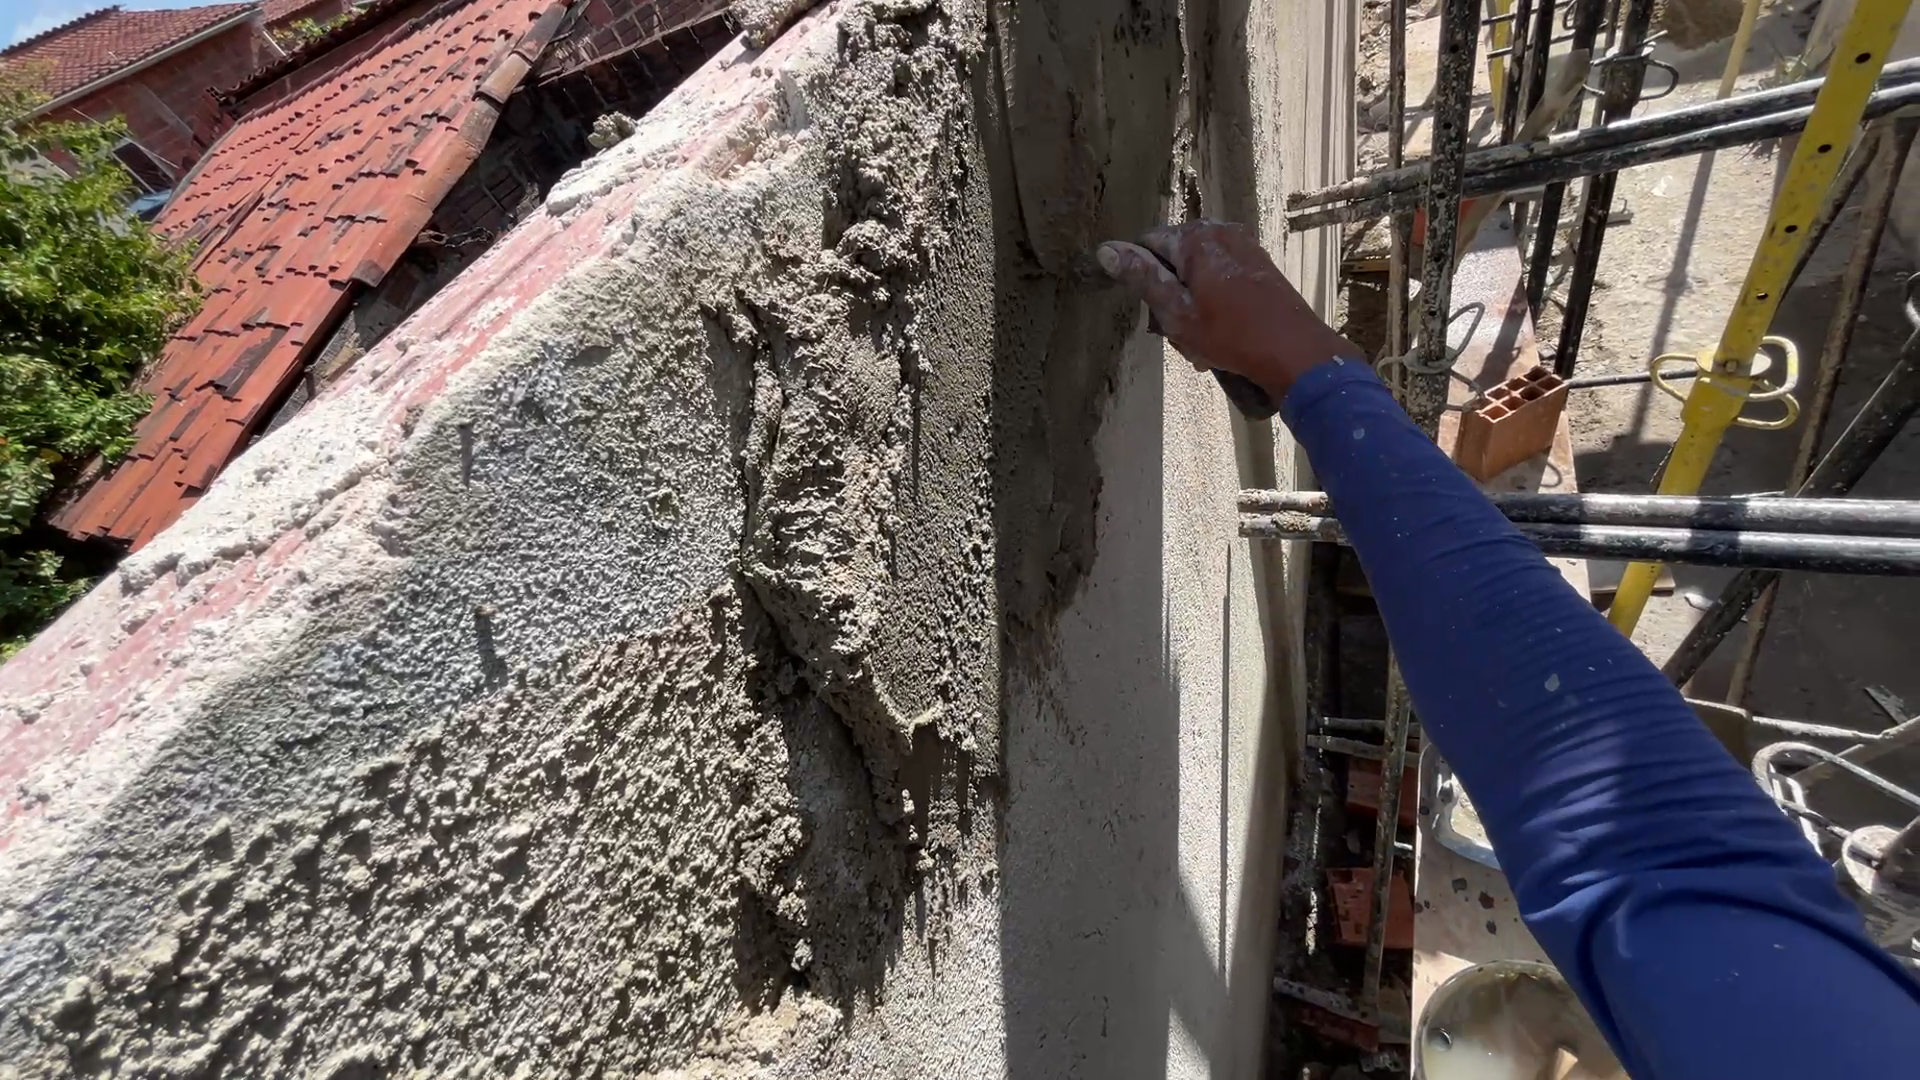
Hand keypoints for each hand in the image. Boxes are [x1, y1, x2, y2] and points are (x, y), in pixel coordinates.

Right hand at [1097, 220, 1356, 398]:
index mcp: (1196, 237)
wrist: (1293, 351)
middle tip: (1179, 333)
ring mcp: (1244, 245)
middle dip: (1170, 295)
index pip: (1148, 244)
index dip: (1143, 279)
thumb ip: (1142, 277)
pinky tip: (1220, 333)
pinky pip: (1220, 279)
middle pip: (1174, 259)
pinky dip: (1213, 304)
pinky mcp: (1259, 264)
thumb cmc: (1230, 334)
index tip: (1154, 312)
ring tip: (1200, 340)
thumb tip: (1106, 249)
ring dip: (1191, 305)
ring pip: (1197, 272)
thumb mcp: (1176, 311)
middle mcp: (1221, 231)